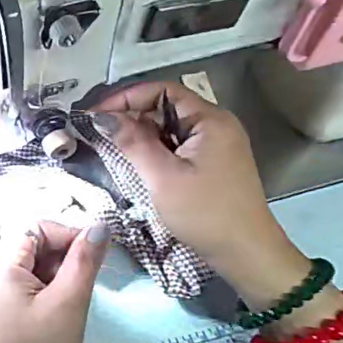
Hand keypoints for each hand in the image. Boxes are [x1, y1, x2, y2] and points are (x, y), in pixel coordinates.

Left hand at [0, 220, 108, 342]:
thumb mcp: (68, 304)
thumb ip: (84, 262)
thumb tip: (100, 225)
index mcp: (5, 270)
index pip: (38, 229)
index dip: (68, 234)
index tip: (94, 256)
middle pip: (36, 251)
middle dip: (66, 260)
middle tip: (85, 287)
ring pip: (36, 277)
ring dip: (61, 282)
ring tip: (75, 308)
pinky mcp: (3, 327)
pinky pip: (30, 299)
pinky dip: (51, 301)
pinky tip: (62, 324)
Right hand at [91, 81, 309, 305]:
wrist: (245, 252)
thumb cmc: (205, 214)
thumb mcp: (163, 178)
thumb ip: (133, 143)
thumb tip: (104, 117)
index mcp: (210, 120)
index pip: (163, 90)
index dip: (127, 97)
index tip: (96, 114)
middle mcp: (216, 125)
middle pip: (167, 107)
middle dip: (132, 116)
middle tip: (99, 133)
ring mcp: (217, 146)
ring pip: (171, 129)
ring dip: (142, 135)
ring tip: (112, 146)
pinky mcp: (214, 164)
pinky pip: (179, 147)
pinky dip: (156, 151)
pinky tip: (137, 163)